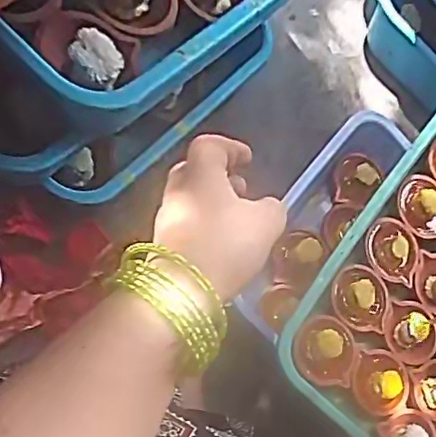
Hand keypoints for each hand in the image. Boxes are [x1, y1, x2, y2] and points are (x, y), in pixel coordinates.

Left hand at [152, 135, 286, 300]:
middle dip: (219, 178)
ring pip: (190, 201)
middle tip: (240, 190)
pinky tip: (220, 246)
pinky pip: (186, 227)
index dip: (231, 148)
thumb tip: (268, 207)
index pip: (210, 145)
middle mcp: (177, 190)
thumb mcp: (266, 224)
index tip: (248, 159)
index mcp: (200, 173)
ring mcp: (165, 220)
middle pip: (195, 171)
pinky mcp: (163, 247)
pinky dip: (203, 228)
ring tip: (235, 222)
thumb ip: (272, 208)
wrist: (182, 292)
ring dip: (211, 205)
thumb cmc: (225, 247)